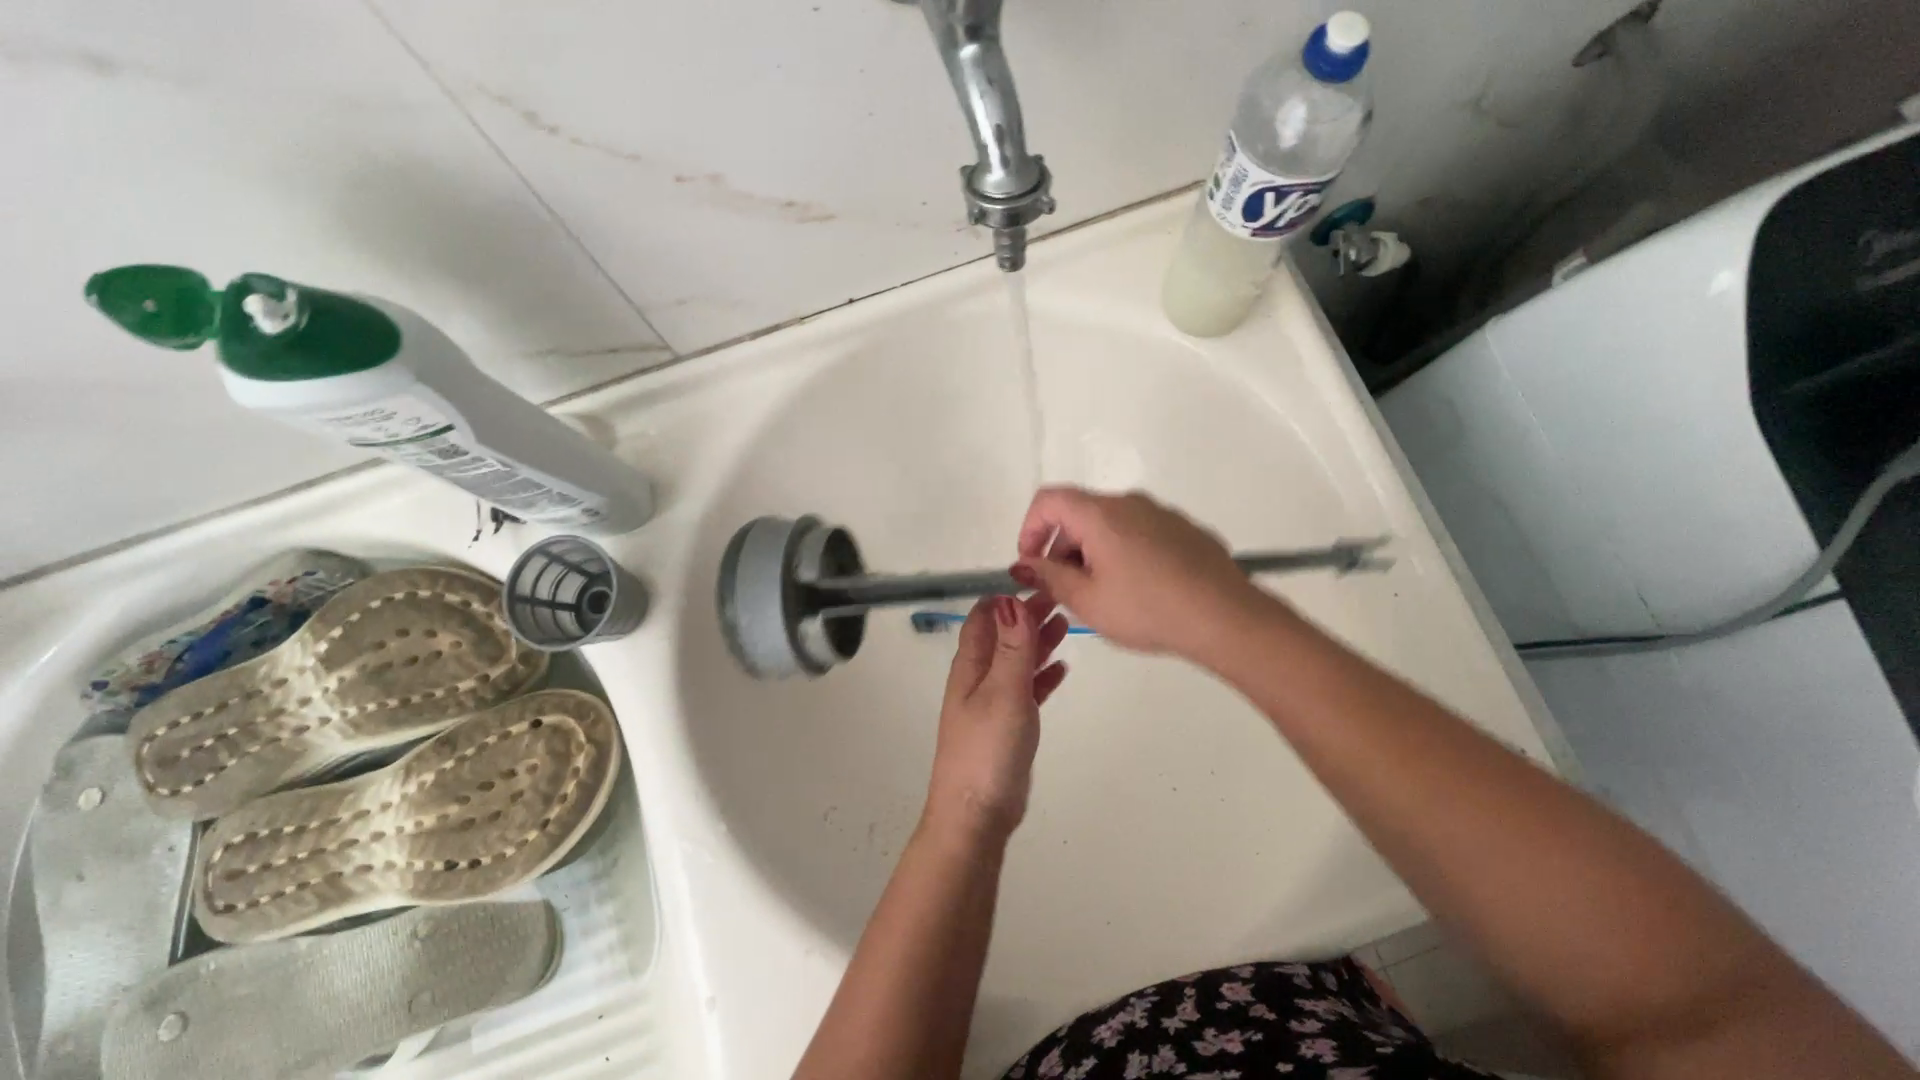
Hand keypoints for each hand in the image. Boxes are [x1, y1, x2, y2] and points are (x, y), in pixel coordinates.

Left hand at [923, 592, 1069, 843]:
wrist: (976, 812)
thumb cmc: (987, 748)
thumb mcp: (1003, 691)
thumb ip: (1011, 648)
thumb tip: (1011, 599)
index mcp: (970, 666)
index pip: (984, 617)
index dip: (1008, 596)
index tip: (1040, 579)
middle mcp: (978, 679)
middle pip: (1003, 636)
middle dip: (1028, 615)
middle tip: (1064, 598)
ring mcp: (992, 704)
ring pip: (1016, 661)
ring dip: (1038, 641)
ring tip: (1067, 624)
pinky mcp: (1007, 727)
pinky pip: (1026, 690)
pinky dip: (1041, 675)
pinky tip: (1061, 669)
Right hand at [1010, 487, 1266, 660]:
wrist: (1225, 617)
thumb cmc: (1148, 609)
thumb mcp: (1088, 602)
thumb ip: (1049, 578)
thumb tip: (1024, 564)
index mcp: (1100, 514)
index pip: (1048, 500)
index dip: (1029, 529)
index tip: (1031, 565)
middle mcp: (1130, 503)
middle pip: (1080, 513)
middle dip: (1062, 548)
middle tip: (1064, 592)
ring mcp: (1162, 514)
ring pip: (1112, 525)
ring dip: (1094, 553)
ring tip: (1103, 596)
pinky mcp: (1186, 530)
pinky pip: (1141, 534)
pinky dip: (1126, 554)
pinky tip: (1140, 592)